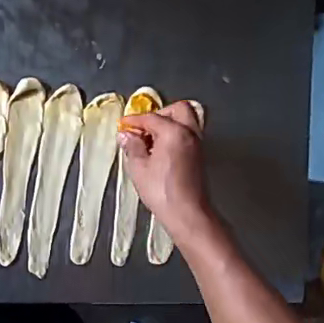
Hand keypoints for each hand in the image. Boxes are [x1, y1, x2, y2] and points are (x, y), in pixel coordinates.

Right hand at [119, 101, 217, 245]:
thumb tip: (126, 136)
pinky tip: (160, 151)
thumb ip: (132, 146)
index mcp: (174, 132)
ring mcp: (197, 144)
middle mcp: (189, 133)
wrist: (187, 213)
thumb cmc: (162, 191)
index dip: (134, 120)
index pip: (152, 117)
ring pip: (186, 121)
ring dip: (168, 124)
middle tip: (142, 128)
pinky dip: (175, 135)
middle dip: (159, 114)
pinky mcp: (199, 156)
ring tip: (150, 140)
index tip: (124, 125)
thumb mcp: (138, 168)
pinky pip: (187, 135)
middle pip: (178, 109)